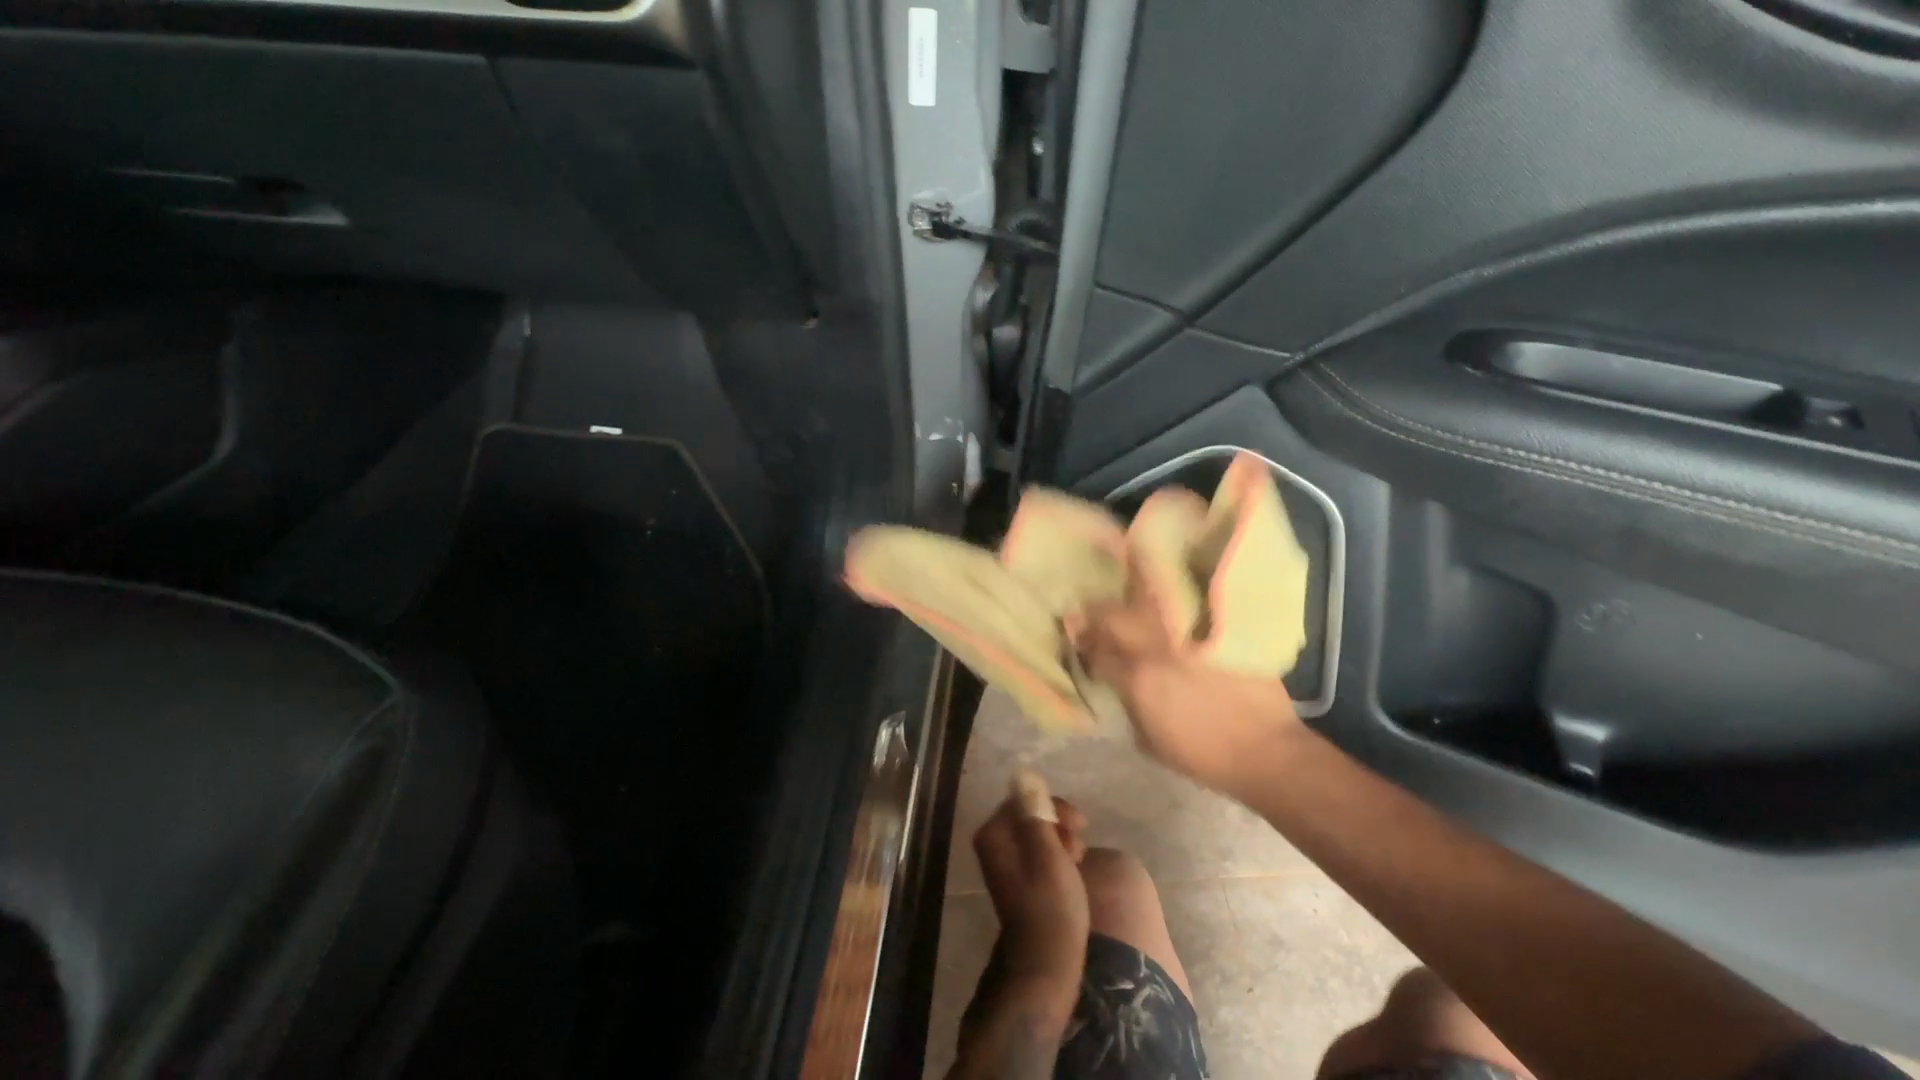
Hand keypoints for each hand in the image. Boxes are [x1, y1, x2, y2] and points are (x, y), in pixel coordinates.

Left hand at [972, 792, 1090, 1012]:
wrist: (1047, 959)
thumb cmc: (1051, 903)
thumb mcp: (1048, 852)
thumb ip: (1036, 812)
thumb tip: (1024, 776)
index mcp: (994, 834)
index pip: (1024, 798)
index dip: (1054, 807)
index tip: (1080, 825)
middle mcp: (993, 845)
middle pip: (1030, 814)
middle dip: (1059, 824)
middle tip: (1080, 844)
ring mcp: (1005, 864)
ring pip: (1038, 834)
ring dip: (1062, 840)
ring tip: (1078, 861)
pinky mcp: (1020, 880)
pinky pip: (1039, 854)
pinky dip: (1058, 857)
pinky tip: (1073, 871)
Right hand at [1069, 555, 1304, 795]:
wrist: (1266, 751)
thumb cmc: (1205, 757)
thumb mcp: (1151, 742)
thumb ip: (1131, 708)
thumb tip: (1122, 689)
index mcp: (1138, 680)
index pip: (1098, 652)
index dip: (1085, 645)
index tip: (1082, 641)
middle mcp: (1159, 649)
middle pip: (1116, 615)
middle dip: (1099, 612)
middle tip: (1097, 613)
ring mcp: (1191, 636)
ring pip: (1151, 600)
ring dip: (1133, 595)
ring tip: (1128, 591)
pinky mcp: (1220, 631)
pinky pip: (1189, 606)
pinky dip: (1174, 601)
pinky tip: (1170, 600)